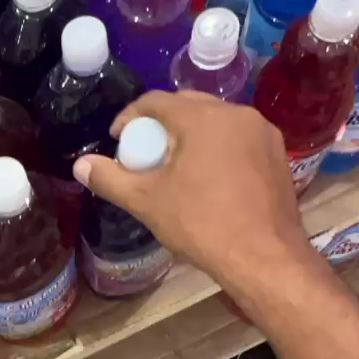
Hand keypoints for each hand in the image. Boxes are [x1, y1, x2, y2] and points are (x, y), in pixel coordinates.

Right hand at [71, 91, 327, 289]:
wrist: (264, 257)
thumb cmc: (202, 225)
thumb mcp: (147, 202)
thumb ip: (111, 179)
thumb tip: (80, 166)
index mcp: (203, 118)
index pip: (157, 101)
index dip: (130, 116)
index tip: (117, 138)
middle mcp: (237, 114)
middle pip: (189, 106)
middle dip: (162, 124)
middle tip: (146, 152)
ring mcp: (263, 133)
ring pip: (217, 122)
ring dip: (192, 135)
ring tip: (176, 166)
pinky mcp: (278, 155)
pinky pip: (238, 140)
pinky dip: (218, 149)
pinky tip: (210, 179)